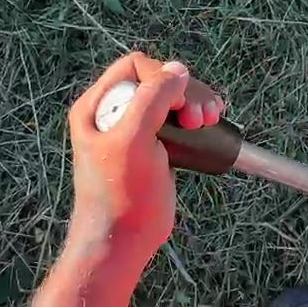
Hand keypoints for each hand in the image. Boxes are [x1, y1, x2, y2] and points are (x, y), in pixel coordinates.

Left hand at [33, 53, 224, 306]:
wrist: (123, 240)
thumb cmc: (121, 193)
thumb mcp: (133, 139)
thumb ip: (153, 97)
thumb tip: (178, 70)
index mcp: (96, 106)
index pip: (136, 67)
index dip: (161, 78)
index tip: (176, 105)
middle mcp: (114, 111)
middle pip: (159, 78)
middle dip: (186, 92)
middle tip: (200, 117)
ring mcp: (135, 126)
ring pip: (174, 94)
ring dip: (197, 101)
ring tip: (210, 118)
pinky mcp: (155, 142)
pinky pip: (180, 113)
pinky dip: (198, 112)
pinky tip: (211, 120)